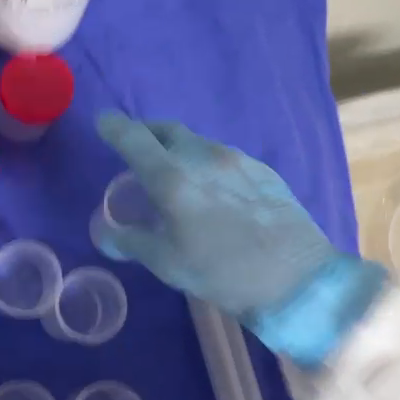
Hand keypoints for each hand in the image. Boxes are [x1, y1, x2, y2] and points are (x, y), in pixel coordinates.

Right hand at [93, 112, 384, 366]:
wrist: (296, 279)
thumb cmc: (222, 272)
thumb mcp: (166, 263)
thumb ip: (130, 241)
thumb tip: (104, 231)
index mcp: (172, 179)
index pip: (135, 139)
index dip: (115, 127)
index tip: (103, 121)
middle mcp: (204, 158)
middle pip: (168, 130)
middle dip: (145, 131)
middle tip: (133, 143)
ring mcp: (238, 161)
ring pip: (197, 143)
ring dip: (177, 149)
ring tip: (171, 172)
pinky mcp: (263, 172)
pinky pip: (222, 158)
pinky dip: (204, 164)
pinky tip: (209, 190)